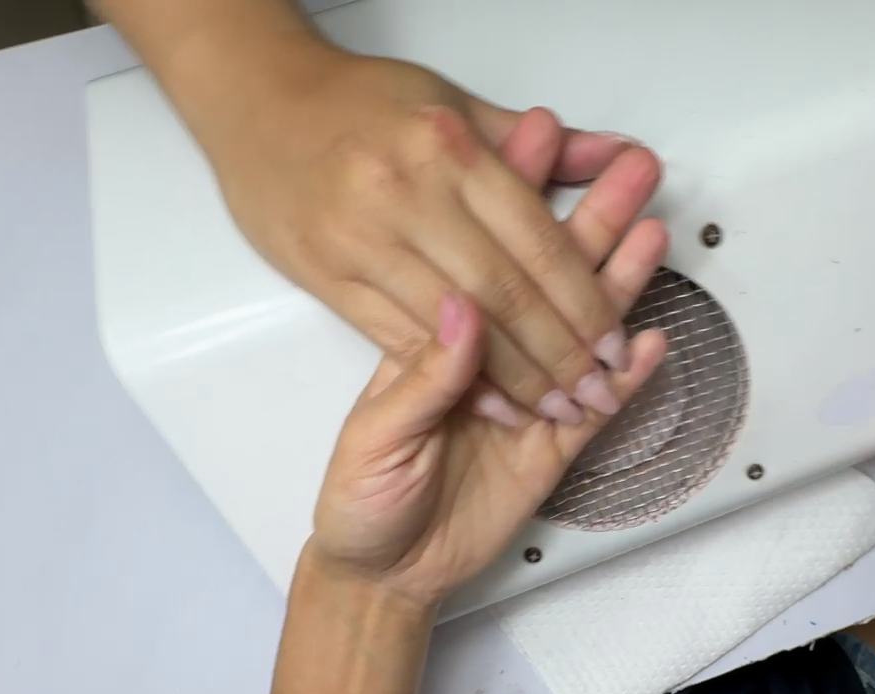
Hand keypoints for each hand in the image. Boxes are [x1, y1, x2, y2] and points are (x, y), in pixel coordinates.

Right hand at [199, 42, 658, 425]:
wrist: (255, 103)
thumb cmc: (364, 107)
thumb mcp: (458, 108)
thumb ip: (543, 150)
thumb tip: (619, 154)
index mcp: (450, 151)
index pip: (540, 245)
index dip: (586, 304)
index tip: (617, 347)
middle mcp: (408, 195)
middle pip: (506, 294)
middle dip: (561, 353)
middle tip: (596, 391)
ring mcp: (363, 240)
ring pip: (459, 327)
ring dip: (519, 379)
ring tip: (561, 410)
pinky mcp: (330, 278)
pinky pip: (405, 344)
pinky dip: (458, 381)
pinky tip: (499, 407)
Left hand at [308, 117, 670, 608]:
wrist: (384, 571)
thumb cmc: (361, 505)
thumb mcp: (374, 440)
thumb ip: (422, 377)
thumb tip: (463, 314)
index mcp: (434, 346)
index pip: (484, 259)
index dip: (512, 200)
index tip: (538, 139)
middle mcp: (487, 364)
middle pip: (544, 282)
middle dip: (588, 225)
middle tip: (627, 174)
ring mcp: (527, 403)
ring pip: (579, 334)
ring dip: (616, 285)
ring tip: (650, 234)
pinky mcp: (553, 449)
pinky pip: (598, 408)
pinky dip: (626, 378)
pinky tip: (648, 342)